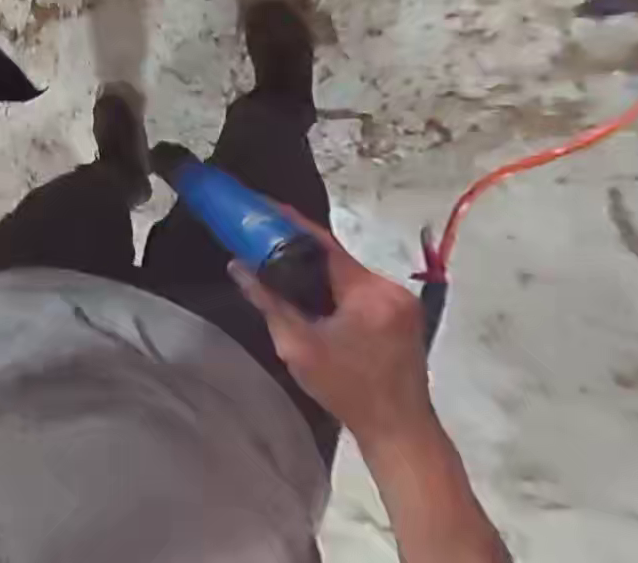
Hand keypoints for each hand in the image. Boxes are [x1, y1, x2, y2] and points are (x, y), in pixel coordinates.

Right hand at [229, 207, 434, 442]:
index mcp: (368, 293)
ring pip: (342, 270)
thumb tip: (236, 265)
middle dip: (294, 244)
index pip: (322, 243)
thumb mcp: (296, 345)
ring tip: (273, 260)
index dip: (289, 222)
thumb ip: (267, 301)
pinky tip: (304, 288)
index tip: (260, 205)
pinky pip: (353, 284)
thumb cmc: (347, 389)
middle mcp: (388, 289)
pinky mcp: (398, 313)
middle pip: (332, 255)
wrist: (400, 432)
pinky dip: (327, 281)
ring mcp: (397, 301)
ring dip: (311, 265)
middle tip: (257, 235)